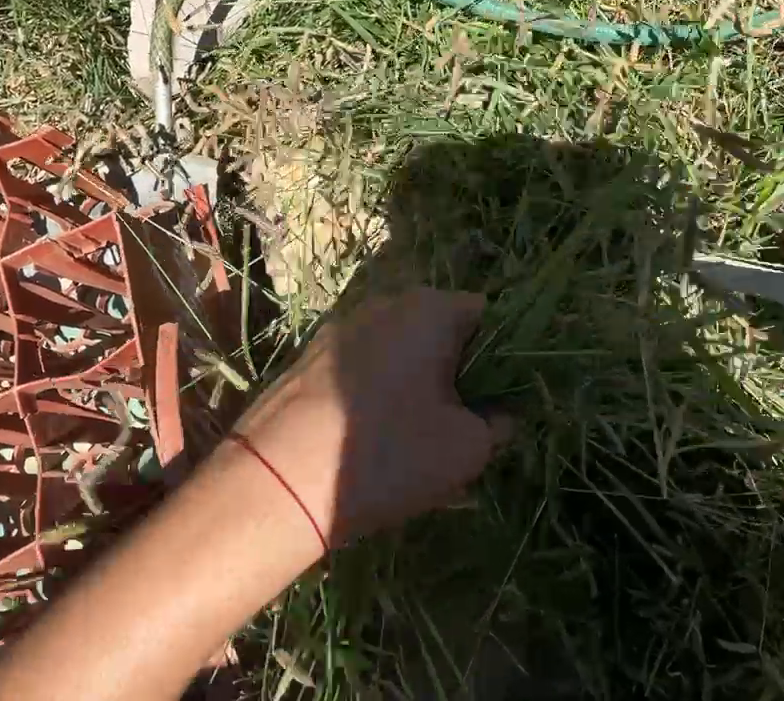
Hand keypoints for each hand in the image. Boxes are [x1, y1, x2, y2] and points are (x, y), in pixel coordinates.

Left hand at [227, 288, 507, 542]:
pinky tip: (374, 441)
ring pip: (401, 352)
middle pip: (441, 333)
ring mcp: (342, 327)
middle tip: (464, 426)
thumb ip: (498, 425)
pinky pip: (365, 367)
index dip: (504, 358)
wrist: (279, 480)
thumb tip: (501, 416)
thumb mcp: (467, 449)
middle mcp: (385, 304)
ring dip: (417, 385)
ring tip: (418, 441)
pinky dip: (379, 393)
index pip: (487, 317)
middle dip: (458, 374)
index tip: (502, 401)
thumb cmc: (388, 453)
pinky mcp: (311, 356)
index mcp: (429, 310)